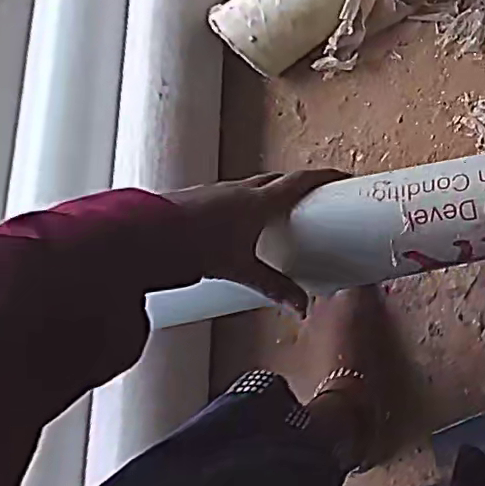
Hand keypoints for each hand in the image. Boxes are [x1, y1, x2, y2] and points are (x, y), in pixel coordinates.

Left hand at [163, 170, 347, 313]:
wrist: (143, 236)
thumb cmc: (192, 247)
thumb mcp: (240, 270)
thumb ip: (273, 287)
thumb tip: (301, 308)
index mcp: (259, 201)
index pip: (300, 181)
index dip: (324, 177)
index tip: (341, 177)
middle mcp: (241, 190)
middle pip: (279, 179)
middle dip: (300, 183)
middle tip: (315, 195)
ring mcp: (219, 190)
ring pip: (255, 184)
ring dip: (272, 190)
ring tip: (281, 208)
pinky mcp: (201, 197)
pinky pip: (235, 192)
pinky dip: (248, 199)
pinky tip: (242, 219)